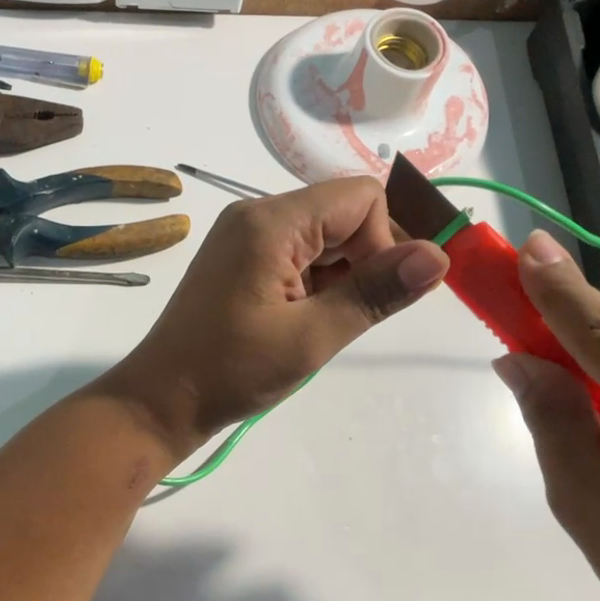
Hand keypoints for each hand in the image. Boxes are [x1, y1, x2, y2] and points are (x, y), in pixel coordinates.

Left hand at [96, 177, 448, 455]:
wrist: (161, 402)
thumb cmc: (230, 372)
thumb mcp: (311, 338)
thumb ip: (375, 292)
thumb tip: (439, 255)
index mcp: (270, 222)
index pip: (360, 198)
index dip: (383, 241)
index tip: (373, 296)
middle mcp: (255, 216)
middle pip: (342, 213)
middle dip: (363, 260)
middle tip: (344, 318)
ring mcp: (243, 239)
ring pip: (323, 238)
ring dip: (338, 278)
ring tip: (316, 326)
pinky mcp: (238, 263)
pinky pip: (296, 256)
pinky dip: (314, 285)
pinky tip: (301, 323)